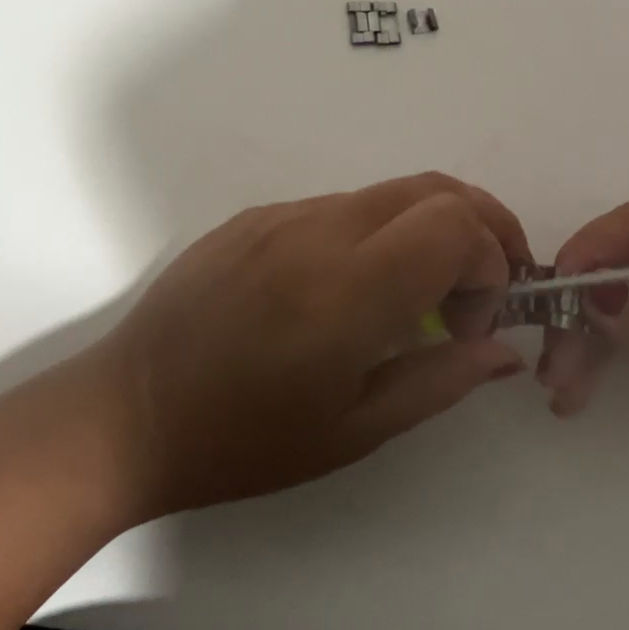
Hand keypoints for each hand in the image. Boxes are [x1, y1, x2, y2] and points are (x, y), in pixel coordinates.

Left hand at [87, 173, 531, 522]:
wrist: (125, 417)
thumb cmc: (241, 442)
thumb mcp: (353, 430)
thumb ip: (439, 380)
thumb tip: (503, 349)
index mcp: (346, 290)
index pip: (455, 224)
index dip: (492, 262)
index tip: (476, 322)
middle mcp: (315, 232)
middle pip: (432, 188)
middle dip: (480, 228)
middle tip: (480, 292)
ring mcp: (277, 217)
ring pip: (385, 194)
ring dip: (426, 231)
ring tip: (416, 299)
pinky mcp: (249, 219)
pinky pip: (336, 207)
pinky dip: (375, 234)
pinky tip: (352, 292)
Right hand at [537, 199, 628, 489]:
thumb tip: (587, 292)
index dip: (593, 249)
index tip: (554, 294)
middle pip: (623, 261)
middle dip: (581, 308)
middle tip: (551, 361)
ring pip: (619, 296)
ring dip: (584, 337)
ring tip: (559, 388)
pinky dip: (603, 353)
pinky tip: (577, 388)